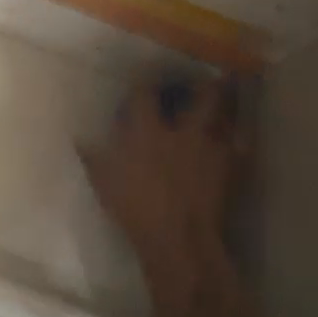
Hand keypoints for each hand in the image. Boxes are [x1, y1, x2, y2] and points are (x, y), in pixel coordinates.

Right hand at [81, 76, 249, 275]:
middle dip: (206, 86)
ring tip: (222, 110)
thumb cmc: (133, 207)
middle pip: (204, 97)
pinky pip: (237, 147)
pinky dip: (235, 144)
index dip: (143, 85)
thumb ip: (93, 158)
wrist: (176, 235)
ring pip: (227, 118)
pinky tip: (232, 146)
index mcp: (147, 133)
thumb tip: (80, 139)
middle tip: (205, 82)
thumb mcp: (103, 182)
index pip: (144, 96)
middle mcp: (183, 133)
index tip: (143, 81)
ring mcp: (211, 148)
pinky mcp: (231, 168)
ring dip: (225, 111)